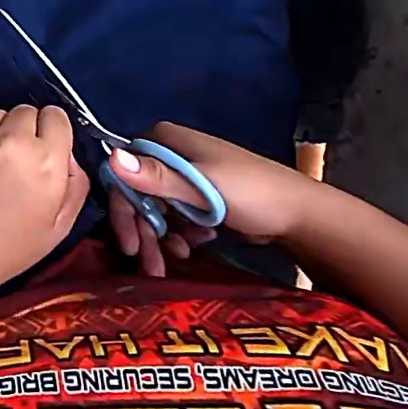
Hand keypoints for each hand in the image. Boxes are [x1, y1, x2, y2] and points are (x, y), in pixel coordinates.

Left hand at [0, 106, 89, 292]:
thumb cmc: (3, 250)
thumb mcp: (59, 228)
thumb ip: (76, 185)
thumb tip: (69, 155)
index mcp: (45, 161)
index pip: (56, 116)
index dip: (51, 133)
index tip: (42, 151)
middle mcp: (11, 140)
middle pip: (26, 112)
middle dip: (24, 133)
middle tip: (12, 164)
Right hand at [104, 122, 324, 277]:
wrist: (297, 214)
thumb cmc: (251, 193)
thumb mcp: (202, 187)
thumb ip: (157, 177)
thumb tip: (111, 158)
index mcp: (170, 142)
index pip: (126, 172)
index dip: (124, 208)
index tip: (129, 242)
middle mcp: (174, 155)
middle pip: (140, 195)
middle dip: (145, 232)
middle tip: (151, 266)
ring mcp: (189, 177)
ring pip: (157, 210)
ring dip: (163, 238)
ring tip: (179, 258)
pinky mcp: (201, 197)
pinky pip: (176, 217)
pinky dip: (182, 235)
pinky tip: (197, 245)